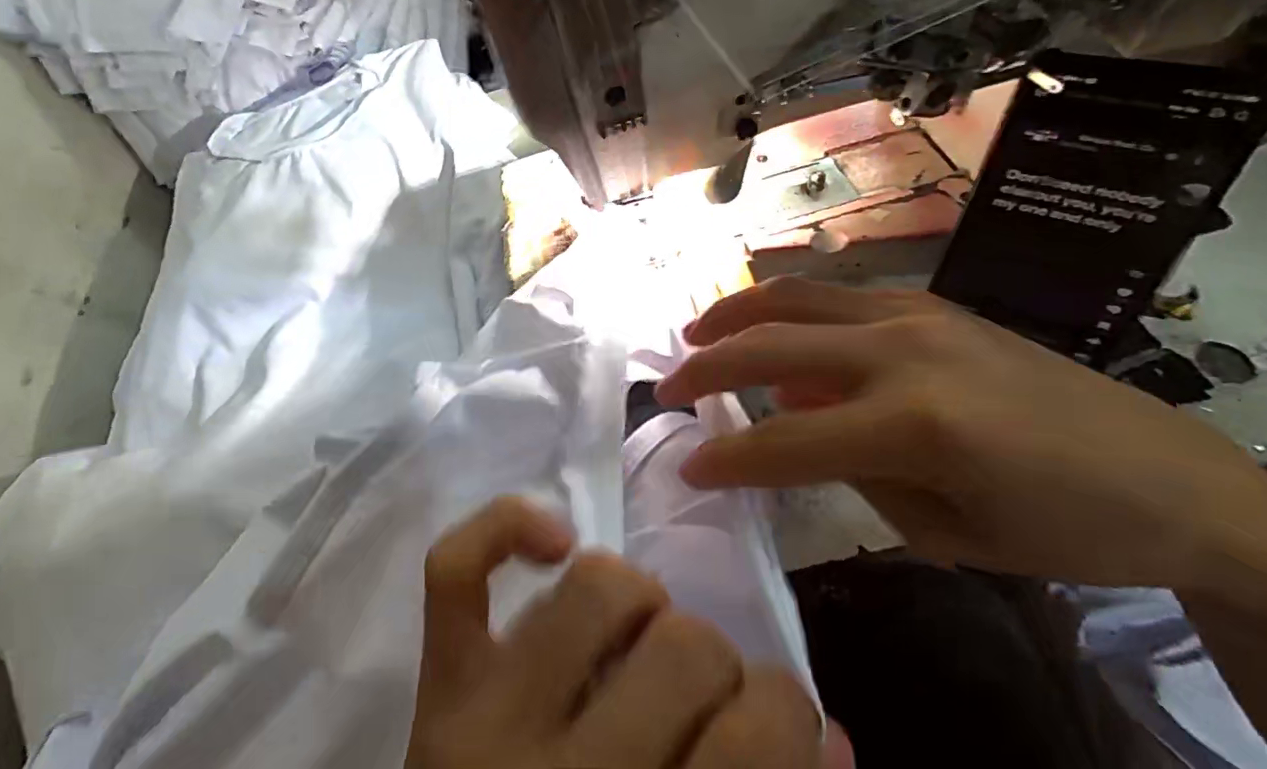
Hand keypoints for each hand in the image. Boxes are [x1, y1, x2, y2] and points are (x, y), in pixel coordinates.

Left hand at [406, 497, 826, 768]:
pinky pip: (456, 568)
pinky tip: (556, 544)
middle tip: (696, 694)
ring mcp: (487, 715)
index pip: (755, 738)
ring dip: (640, 600)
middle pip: (683, 648)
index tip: (779, 719)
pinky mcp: (438, 680)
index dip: (787, 713)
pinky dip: (506, 527)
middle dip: (711, 660)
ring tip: (637, 638)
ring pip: (592, 588)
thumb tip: (828, 734)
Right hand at [655, 278, 1266, 595]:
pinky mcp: (933, 303)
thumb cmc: (1068, 529)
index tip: (685, 468)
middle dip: (707, 368)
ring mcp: (919, 315)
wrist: (1174, 476)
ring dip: (737, 313)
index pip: (786, 441)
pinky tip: (774, 327)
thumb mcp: (947, 532)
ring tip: (697, 332)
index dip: (727, 459)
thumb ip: (856, 472)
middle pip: (772, 345)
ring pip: (797, 297)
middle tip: (666, 389)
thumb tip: (796, 419)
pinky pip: (838, 296)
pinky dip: (788, 308)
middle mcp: (905, 351)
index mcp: (915, 424)